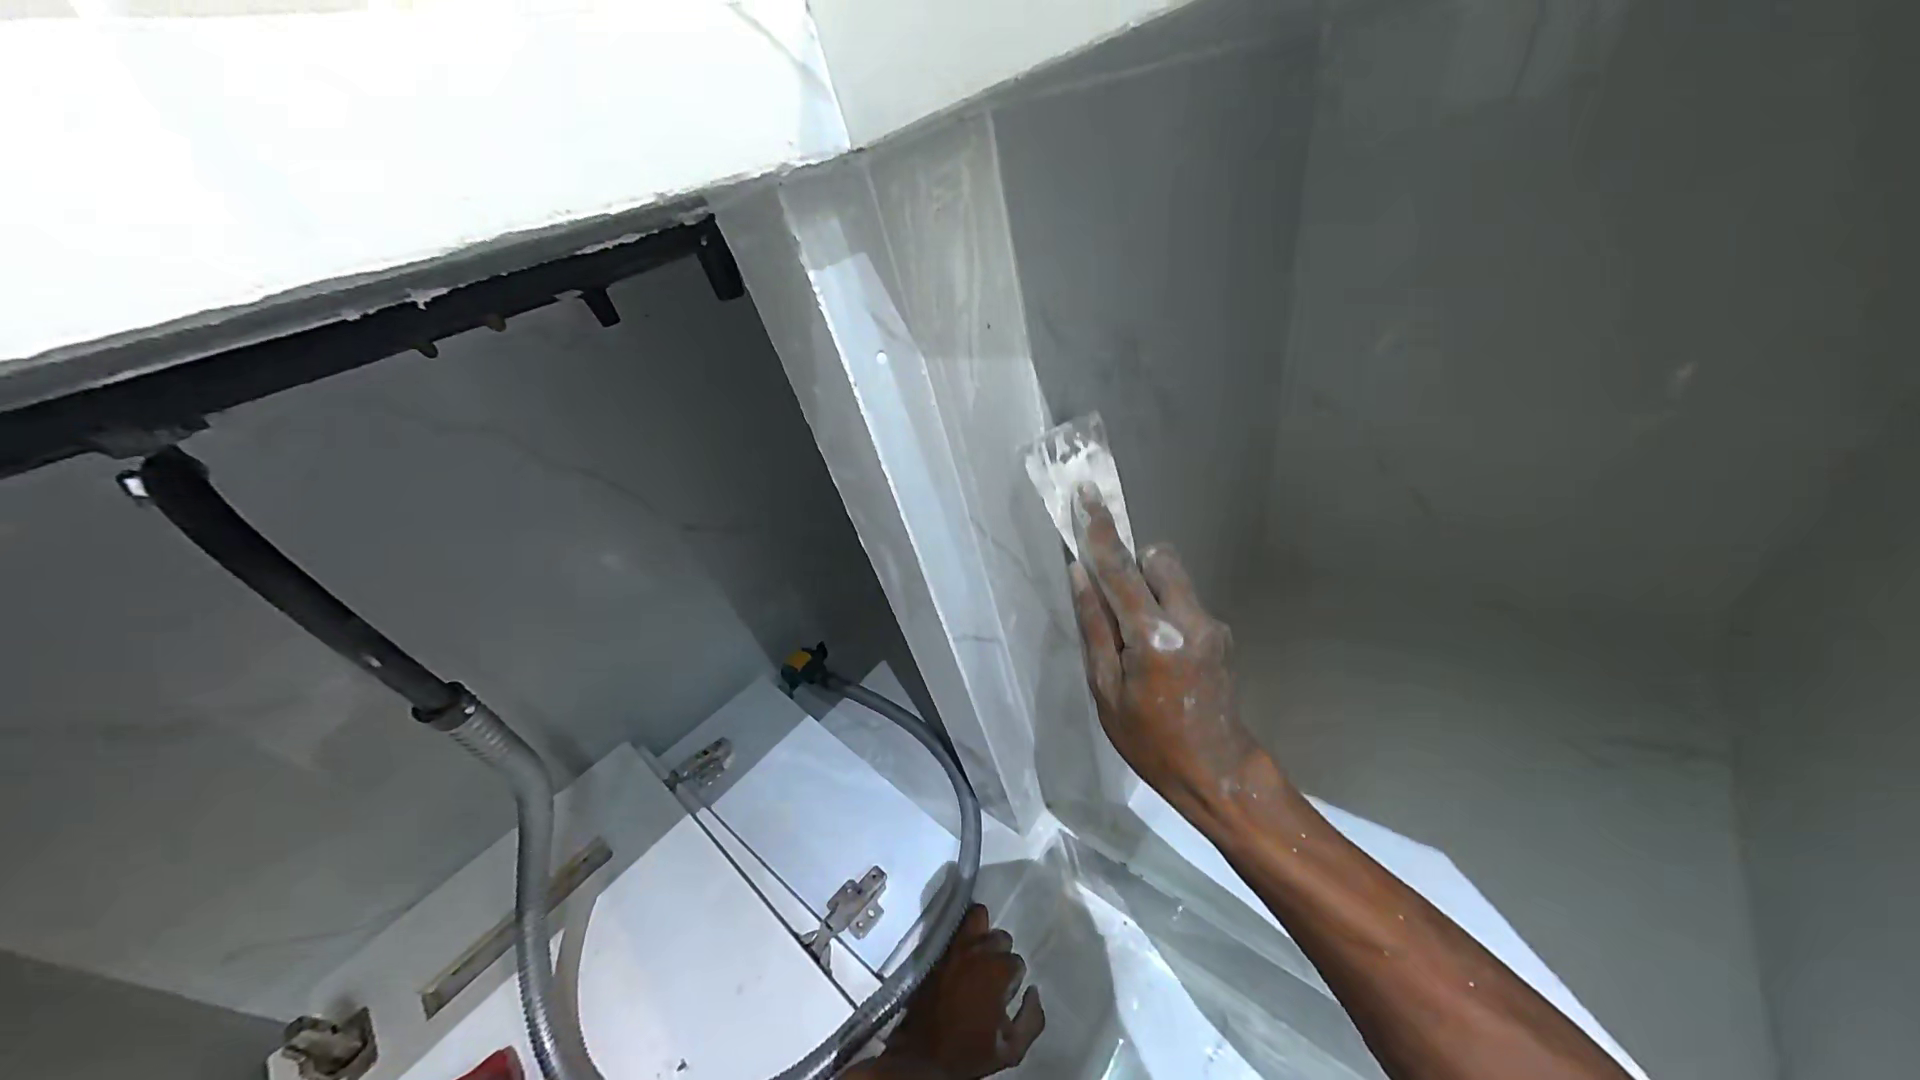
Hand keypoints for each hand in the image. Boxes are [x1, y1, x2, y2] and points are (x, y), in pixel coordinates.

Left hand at [875, 904, 1043, 1079]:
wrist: (923, 1055)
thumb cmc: (969, 1051)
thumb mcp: (1012, 1049)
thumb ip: (1032, 1019)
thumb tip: (1033, 991)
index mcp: (999, 971)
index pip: (1017, 962)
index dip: (1013, 980)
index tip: (1004, 995)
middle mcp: (980, 950)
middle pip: (1001, 937)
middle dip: (1001, 954)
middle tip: (992, 976)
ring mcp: (957, 946)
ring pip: (978, 916)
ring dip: (983, 932)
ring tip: (980, 953)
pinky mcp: (940, 949)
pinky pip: (956, 926)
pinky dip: (964, 931)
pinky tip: (965, 949)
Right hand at [1067, 485, 1270, 822]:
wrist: (1218, 772)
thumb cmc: (1150, 742)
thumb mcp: (1106, 691)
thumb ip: (1094, 627)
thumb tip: (1079, 575)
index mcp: (1155, 638)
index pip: (1120, 571)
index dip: (1100, 531)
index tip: (1088, 495)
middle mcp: (1191, 620)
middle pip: (1159, 558)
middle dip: (1134, 563)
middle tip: (1115, 599)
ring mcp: (1213, 625)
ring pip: (1175, 578)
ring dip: (1149, 589)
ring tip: (1137, 638)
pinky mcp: (1222, 634)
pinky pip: (1185, 601)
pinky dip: (1164, 609)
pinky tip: (1160, 655)